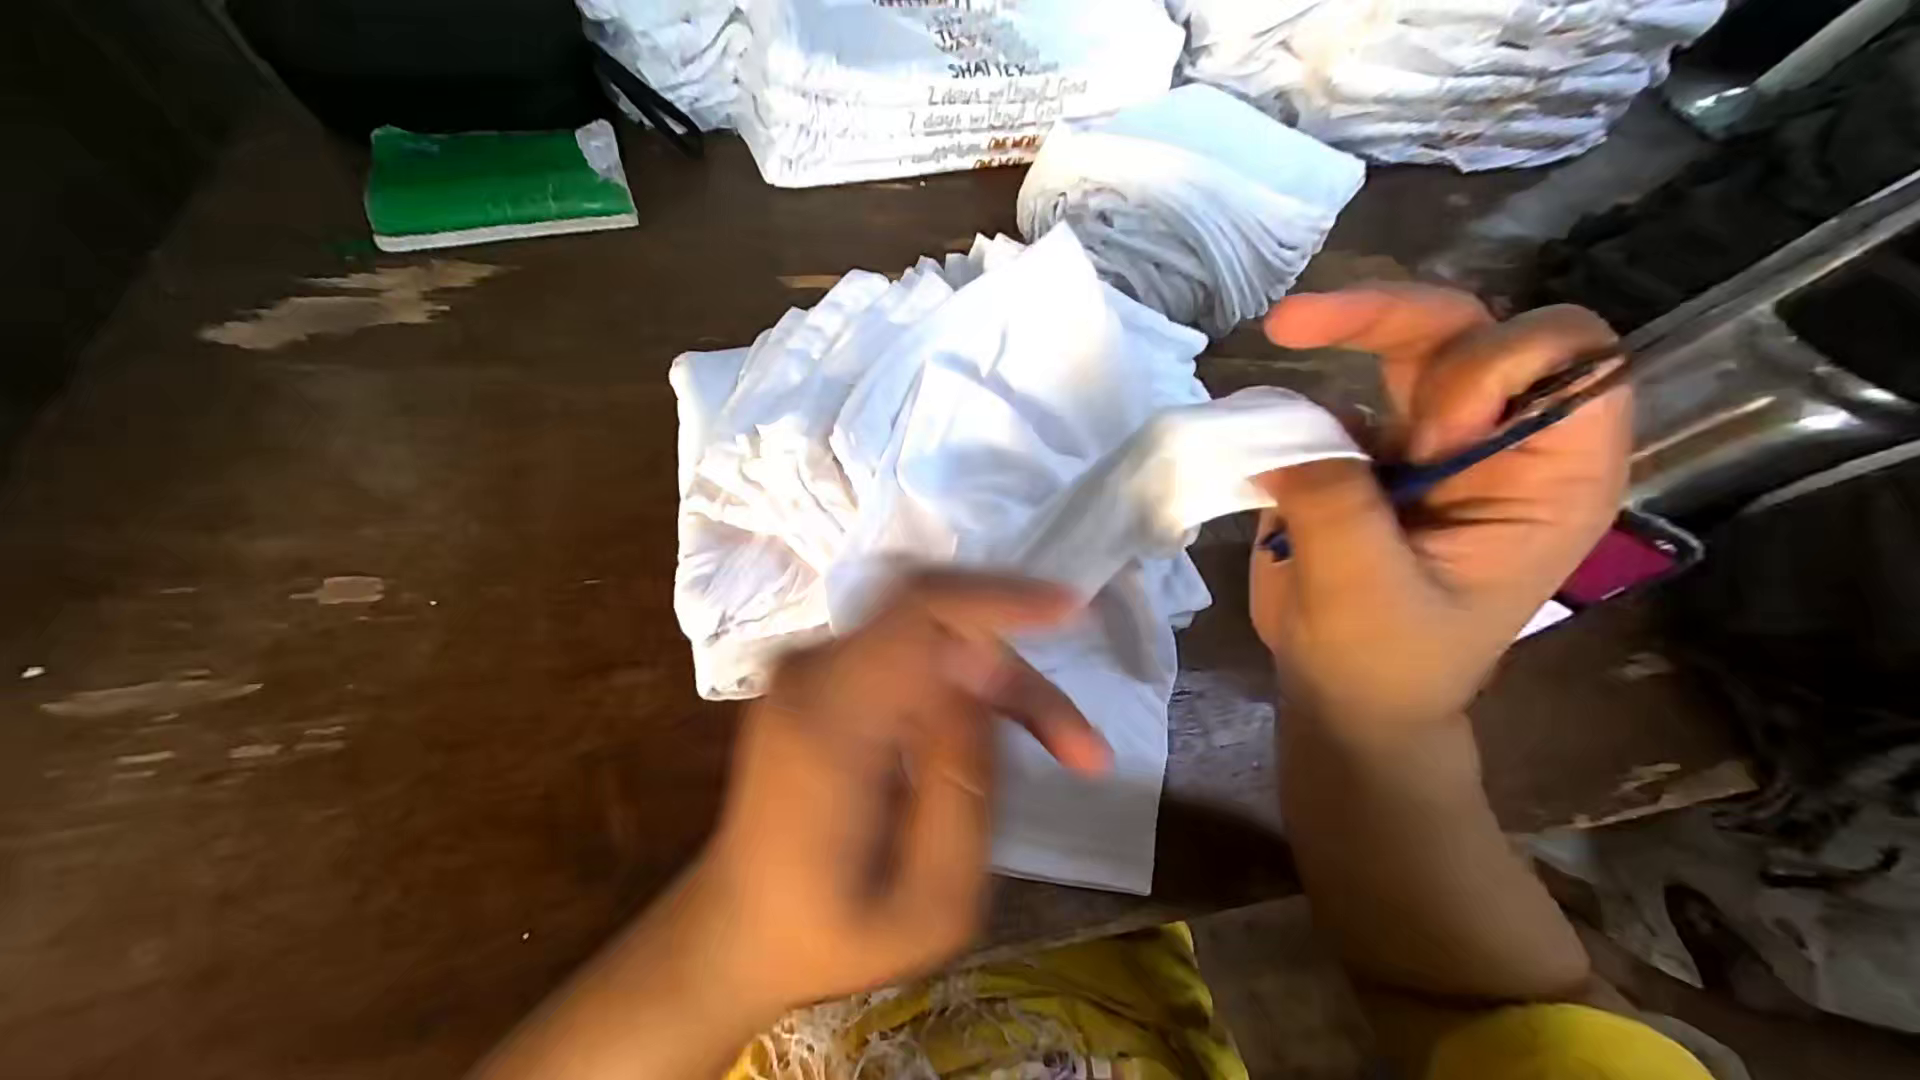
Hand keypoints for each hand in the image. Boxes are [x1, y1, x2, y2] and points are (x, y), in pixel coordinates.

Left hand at [673, 570, 1108, 1017]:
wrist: (740, 928)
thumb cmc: (833, 934)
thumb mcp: (931, 898)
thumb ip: (965, 777)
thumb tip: (982, 666)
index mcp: (827, 721)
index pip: (918, 609)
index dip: (1001, 598)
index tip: (1072, 609)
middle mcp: (810, 674)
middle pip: (939, 624)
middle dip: (1018, 671)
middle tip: (1079, 744)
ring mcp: (810, 670)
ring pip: (933, 638)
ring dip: (999, 682)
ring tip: (1061, 747)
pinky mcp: (821, 678)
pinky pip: (912, 655)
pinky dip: (966, 685)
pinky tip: (999, 732)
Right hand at [1251, 283, 1629, 730]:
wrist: (1343, 691)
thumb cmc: (1381, 661)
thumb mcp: (1364, 593)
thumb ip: (1336, 506)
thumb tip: (1287, 430)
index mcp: (1547, 479)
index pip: (1568, 365)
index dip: (1492, 371)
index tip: (1421, 435)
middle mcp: (1498, 445)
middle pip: (1472, 333)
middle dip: (1388, 316)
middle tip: (1292, 325)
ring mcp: (1429, 445)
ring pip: (1406, 346)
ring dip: (1343, 331)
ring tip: (1281, 332)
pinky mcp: (1368, 456)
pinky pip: (1338, 397)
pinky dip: (1296, 395)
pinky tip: (1258, 415)